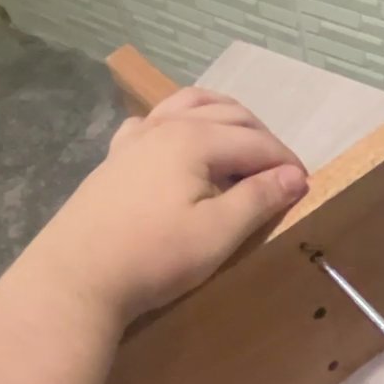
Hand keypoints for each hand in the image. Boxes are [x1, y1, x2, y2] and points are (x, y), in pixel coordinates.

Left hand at [24, 88, 307, 322]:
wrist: (79, 276)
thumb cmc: (155, 256)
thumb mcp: (218, 233)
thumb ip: (259, 199)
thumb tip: (295, 176)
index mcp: (195, 139)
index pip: (255, 140)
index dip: (285, 162)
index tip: (305, 187)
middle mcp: (165, 125)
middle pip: (227, 115)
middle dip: (261, 138)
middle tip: (280, 173)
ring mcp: (135, 138)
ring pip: (190, 106)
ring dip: (224, 119)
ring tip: (242, 145)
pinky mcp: (116, 158)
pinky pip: (155, 122)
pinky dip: (182, 123)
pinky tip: (182, 143)